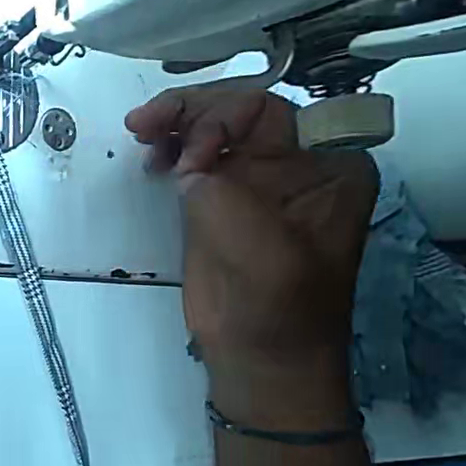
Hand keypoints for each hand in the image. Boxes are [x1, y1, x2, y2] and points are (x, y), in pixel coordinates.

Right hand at [125, 81, 377, 423]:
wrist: (260, 355)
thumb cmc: (277, 305)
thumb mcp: (260, 247)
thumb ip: (224, 196)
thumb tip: (185, 171)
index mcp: (325, 168)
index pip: (269, 112)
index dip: (221, 118)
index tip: (186, 156)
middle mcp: (292, 166)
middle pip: (237, 112)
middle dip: (189, 110)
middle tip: (142, 122)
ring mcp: (252, 183)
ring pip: (211, 129)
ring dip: (174, 124)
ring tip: (140, 133)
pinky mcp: (218, 202)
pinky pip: (194, 158)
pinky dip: (169, 150)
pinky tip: (151, 159)